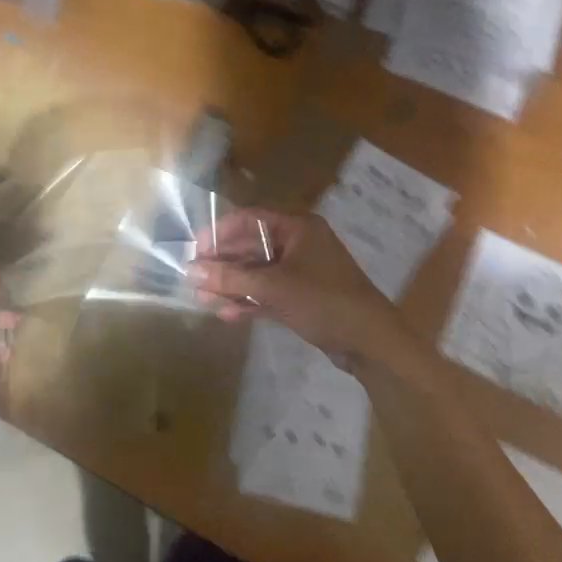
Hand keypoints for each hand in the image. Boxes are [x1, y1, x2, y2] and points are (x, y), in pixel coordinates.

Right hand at [190, 209, 401, 356]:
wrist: (370, 342)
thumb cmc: (324, 302)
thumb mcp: (273, 288)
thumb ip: (230, 278)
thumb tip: (190, 271)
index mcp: (298, 228)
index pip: (249, 219)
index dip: (219, 232)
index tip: (196, 251)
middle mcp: (299, 244)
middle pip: (251, 246)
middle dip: (222, 264)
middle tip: (194, 279)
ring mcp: (302, 272)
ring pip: (258, 272)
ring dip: (232, 285)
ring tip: (203, 300)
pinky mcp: (303, 297)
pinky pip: (268, 292)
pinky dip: (249, 301)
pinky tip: (227, 314)